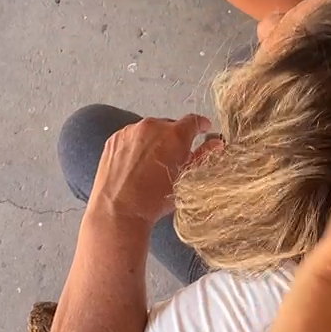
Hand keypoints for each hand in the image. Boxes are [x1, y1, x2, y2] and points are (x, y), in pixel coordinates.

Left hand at [87, 114, 217, 226]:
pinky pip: (131, 137)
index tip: (204, 129)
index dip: (201, 125)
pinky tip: (135, 165)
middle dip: (174, 138)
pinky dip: (136, 146)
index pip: (193, 121)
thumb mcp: (184, 179)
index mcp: (174, 135)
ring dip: (154, 141)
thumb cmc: (155, 199)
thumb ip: (201, 156)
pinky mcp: (114, 139)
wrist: (118, 210)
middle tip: (174, 157)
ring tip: (151, 164)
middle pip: (169, 126)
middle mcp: (152, 127)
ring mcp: (130, 131)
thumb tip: (216, 144)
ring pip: (149, 131)